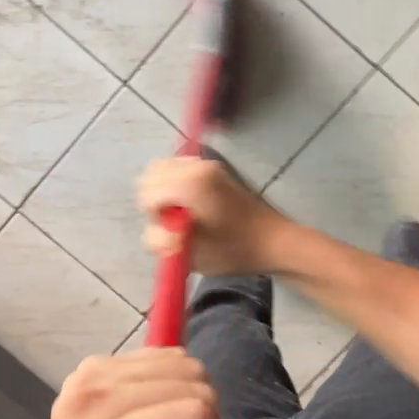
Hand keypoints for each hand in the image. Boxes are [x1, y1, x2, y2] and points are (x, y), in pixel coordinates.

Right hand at [137, 157, 292, 275]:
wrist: (272, 240)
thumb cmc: (232, 251)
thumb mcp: (190, 255)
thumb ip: (161, 241)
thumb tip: (154, 228)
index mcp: (189, 185)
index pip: (147, 195)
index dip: (155, 216)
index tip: (173, 232)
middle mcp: (195, 167)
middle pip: (151, 176)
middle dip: (156, 200)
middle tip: (175, 223)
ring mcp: (205, 164)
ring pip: (163, 169)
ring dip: (165, 191)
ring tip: (183, 214)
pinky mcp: (213, 168)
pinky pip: (180, 168)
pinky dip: (176, 184)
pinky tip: (192, 204)